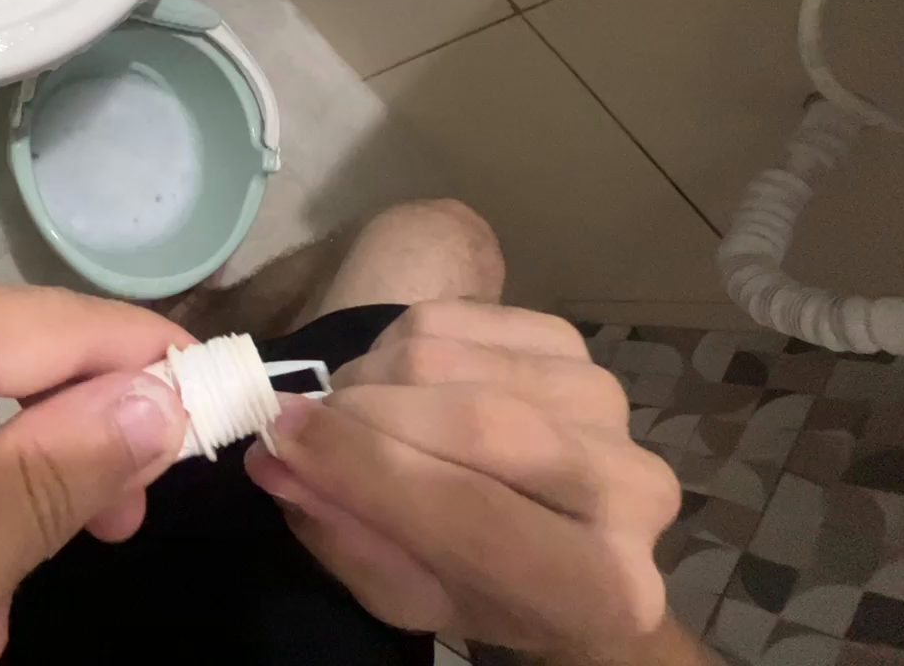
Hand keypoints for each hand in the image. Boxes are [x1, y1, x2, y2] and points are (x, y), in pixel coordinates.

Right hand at [243, 301, 678, 656]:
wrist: (546, 526)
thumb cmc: (471, 574)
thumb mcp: (400, 589)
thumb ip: (338, 528)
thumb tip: (273, 453)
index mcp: (599, 585)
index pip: (473, 512)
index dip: (364, 467)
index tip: (280, 434)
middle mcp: (630, 486)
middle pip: (473, 421)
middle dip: (359, 415)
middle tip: (298, 420)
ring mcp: (599, 397)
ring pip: (444, 358)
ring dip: (368, 379)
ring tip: (356, 413)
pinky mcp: (566, 339)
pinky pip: (444, 315)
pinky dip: (392, 343)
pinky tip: (397, 381)